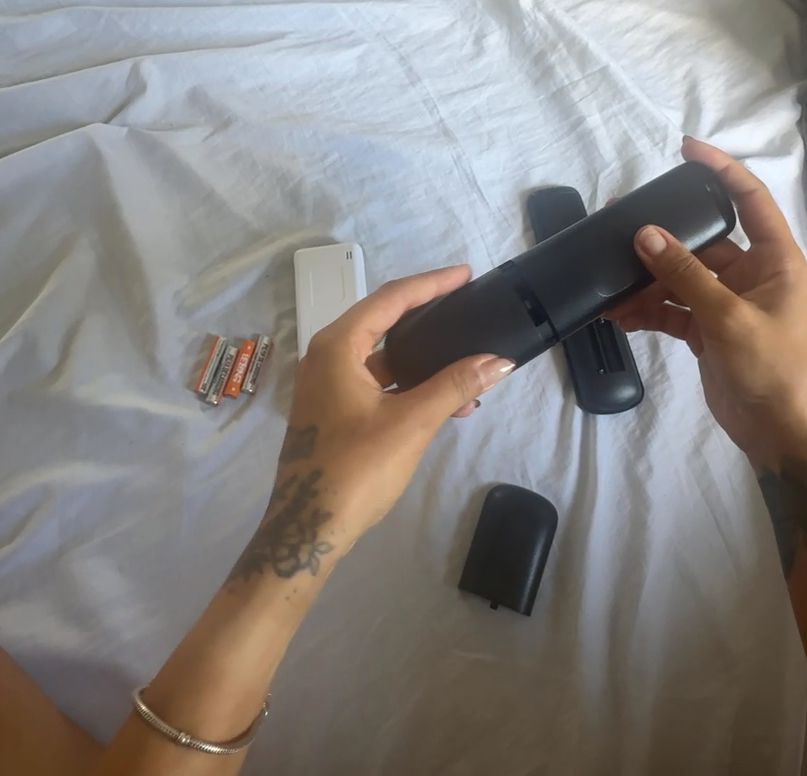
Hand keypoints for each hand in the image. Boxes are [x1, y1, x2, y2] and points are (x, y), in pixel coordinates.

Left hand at [230, 268, 515, 585]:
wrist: (307, 531)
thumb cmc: (355, 469)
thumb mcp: (410, 423)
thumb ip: (455, 386)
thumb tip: (499, 361)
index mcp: (337, 346)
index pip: (391, 299)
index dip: (431, 285)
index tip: (465, 275)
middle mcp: (328, 356)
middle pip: (386, 322)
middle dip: (431, 318)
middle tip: (468, 307)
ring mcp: (329, 384)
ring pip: (385, 356)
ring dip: (426, 362)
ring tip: (470, 368)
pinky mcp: (336, 409)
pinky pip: (380, 382)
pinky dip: (411, 385)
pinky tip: (448, 403)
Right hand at [609, 138, 806, 463]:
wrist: (778, 432)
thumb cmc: (772, 368)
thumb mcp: (727, 317)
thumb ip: (685, 274)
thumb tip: (645, 234)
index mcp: (773, 259)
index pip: (749, 199)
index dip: (721, 170)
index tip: (686, 150)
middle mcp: (749, 273)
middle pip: (700, 241)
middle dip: (661, 238)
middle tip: (618, 226)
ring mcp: (725, 301)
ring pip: (679, 277)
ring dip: (646, 282)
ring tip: (610, 285)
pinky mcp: (706, 328)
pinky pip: (671, 308)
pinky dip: (647, 310)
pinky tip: (620, 314)